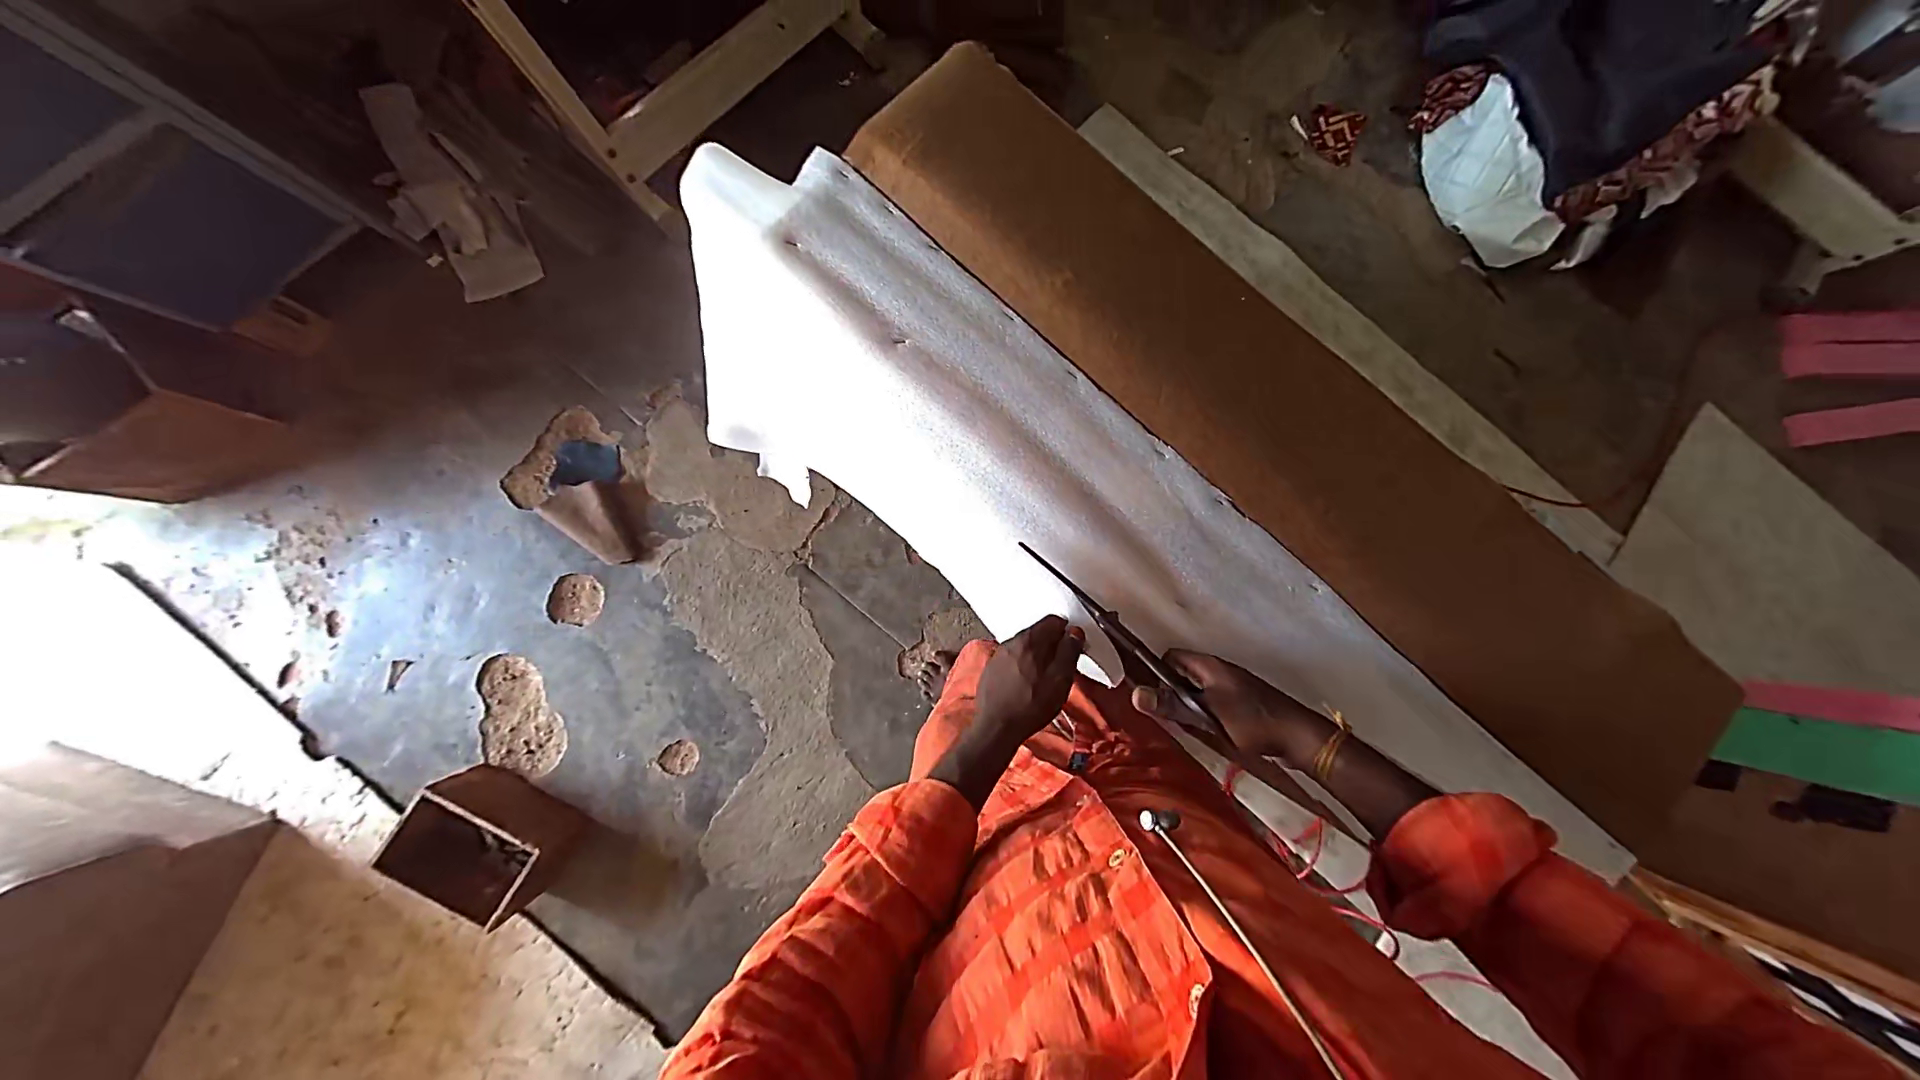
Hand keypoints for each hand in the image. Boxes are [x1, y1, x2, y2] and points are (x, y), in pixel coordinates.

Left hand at [929, 615, 1083, 807]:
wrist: (996, 727)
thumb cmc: (1031, 706)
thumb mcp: (1060, 680)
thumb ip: (1069, 652)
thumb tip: (1074, 633)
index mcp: (1029, 640)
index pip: (1052, 621)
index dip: (1067, 632)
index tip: (1073, 647)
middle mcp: (1011, 642)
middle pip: (1037, 632)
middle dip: (1052, 643)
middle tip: (1061, 665)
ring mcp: (998, 655)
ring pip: (1024, 646)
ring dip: (1036, 655)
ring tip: (1045, 677)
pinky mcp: (991, 669)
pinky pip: (1012, 659)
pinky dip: (1022, 665)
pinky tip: (1027, 683)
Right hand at [1130, 650, 1332, 764]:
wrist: (1299, 738)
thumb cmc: (1252, 721)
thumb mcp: (1207, 714)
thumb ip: (1172, 705)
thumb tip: (1136, 694)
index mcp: (1209, 666)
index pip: (1171, 657)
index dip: (1156, 671)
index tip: (1150, 693)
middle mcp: (1219, 671)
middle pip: (1183, 674)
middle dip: (1171, 691)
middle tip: (1163, 713)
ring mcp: (1232, 687)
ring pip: (1198, 689)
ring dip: (1188, 704)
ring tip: (1182, 724)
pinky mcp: (1242, 703)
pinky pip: (1212, 701)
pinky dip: (1204, 713)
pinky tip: (1206, 731)